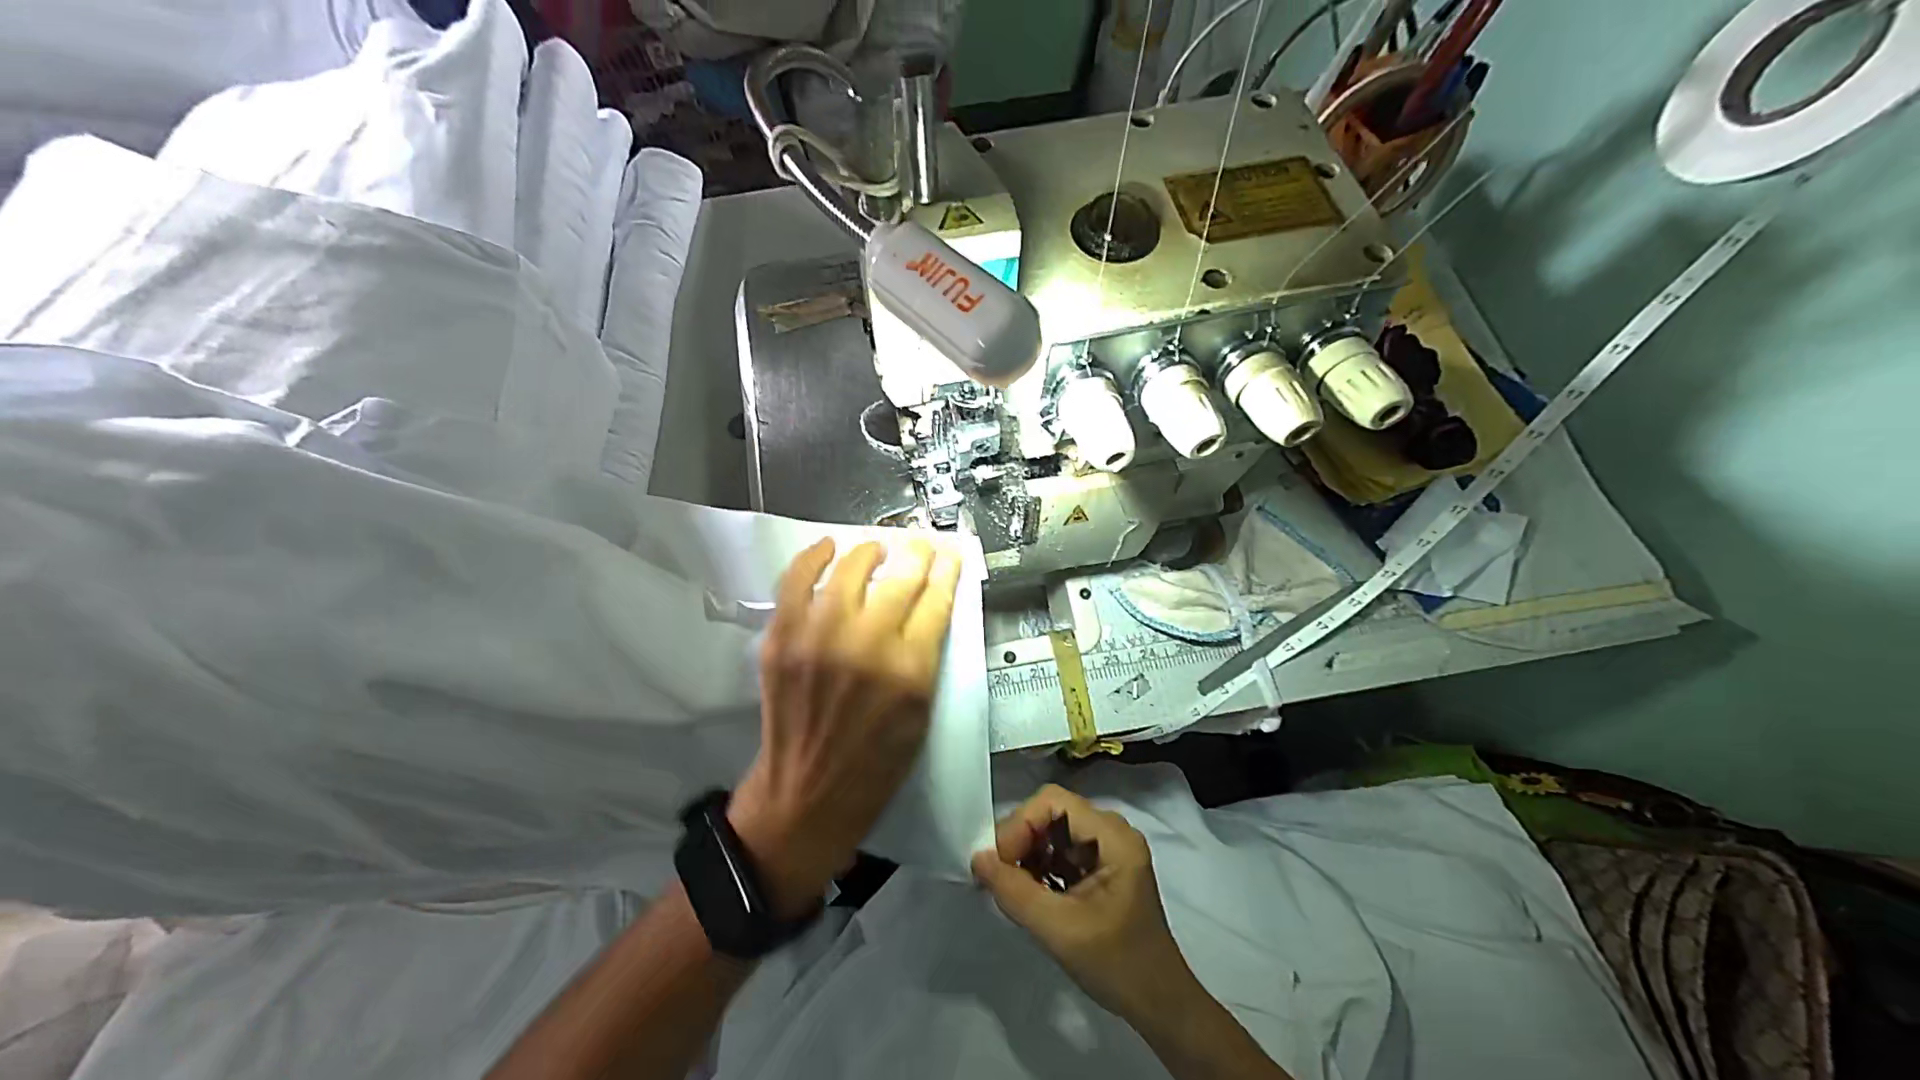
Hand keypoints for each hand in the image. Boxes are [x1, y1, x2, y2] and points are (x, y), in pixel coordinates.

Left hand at [729, 537, 961, 916]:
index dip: (947, 571)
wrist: (808, 794)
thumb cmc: (876, 762)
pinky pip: (796, 582)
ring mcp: (818, 639)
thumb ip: (926, 656)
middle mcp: (867, 646)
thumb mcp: (922, 713)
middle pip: (900, 578)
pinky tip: (827, 548)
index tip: (949, 555)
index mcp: (910, 671)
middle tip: (921, 545)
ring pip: (849, 570)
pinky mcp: (782, 640)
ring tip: (876, 550)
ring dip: (868, 553)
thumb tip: (930, 604)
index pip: (937, 600)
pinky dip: (812, 558)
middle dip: (917, 554)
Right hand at [970, 785, 1202, 1023]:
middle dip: (1020, 841)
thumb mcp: (1059, 930)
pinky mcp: (1100, 867)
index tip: (999, 863)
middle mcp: (1111, 832)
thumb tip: (977, 858)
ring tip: (1011, 888)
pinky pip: (1060, 851)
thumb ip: (1014, 891)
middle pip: (1051, 813)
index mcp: (1113, 837)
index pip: (1053, 802)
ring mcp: (1107, 848)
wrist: (1158, 1004)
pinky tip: (1028, 894)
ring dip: (1027, 855)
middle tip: (998, 877)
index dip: (1020, 825)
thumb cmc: (1117, 964)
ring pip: (1052, 831)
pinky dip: (1039, 867)